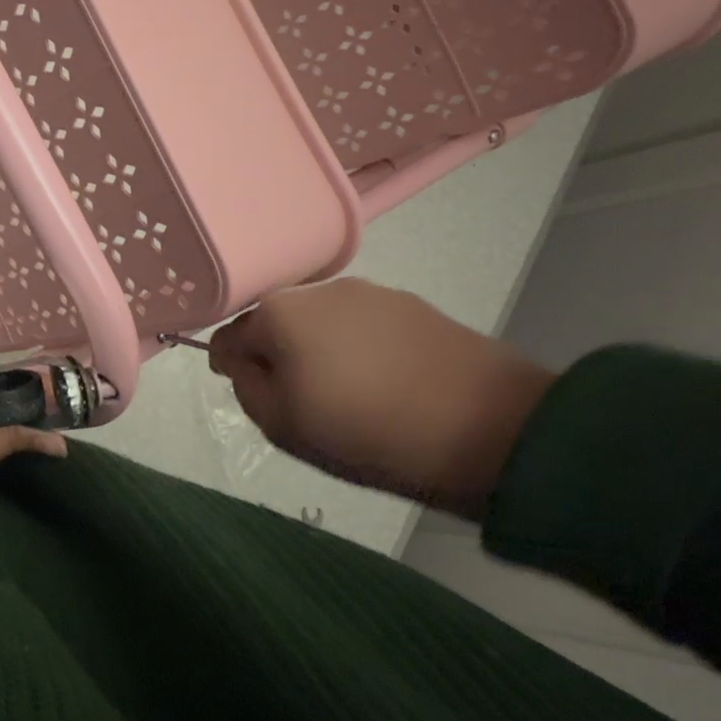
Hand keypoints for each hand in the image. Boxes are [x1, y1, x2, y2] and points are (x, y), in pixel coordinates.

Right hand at [209, 278, 556, 518]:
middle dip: (280, 355)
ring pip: (322, 324)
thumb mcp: (278, 423)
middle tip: (305, 401)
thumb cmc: (365, 430)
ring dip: (322, 352)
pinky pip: (365, 327)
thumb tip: (246, 362)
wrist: (493, 431)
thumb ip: (244, 385)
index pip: (227, 337)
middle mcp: (322, 289)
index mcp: (278, 312)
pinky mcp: (418, 308)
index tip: (262, 399)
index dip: (235, 370)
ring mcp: (376, 294)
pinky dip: (362, 351)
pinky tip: (386, 384)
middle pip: (276, 324)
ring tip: (350, 394)